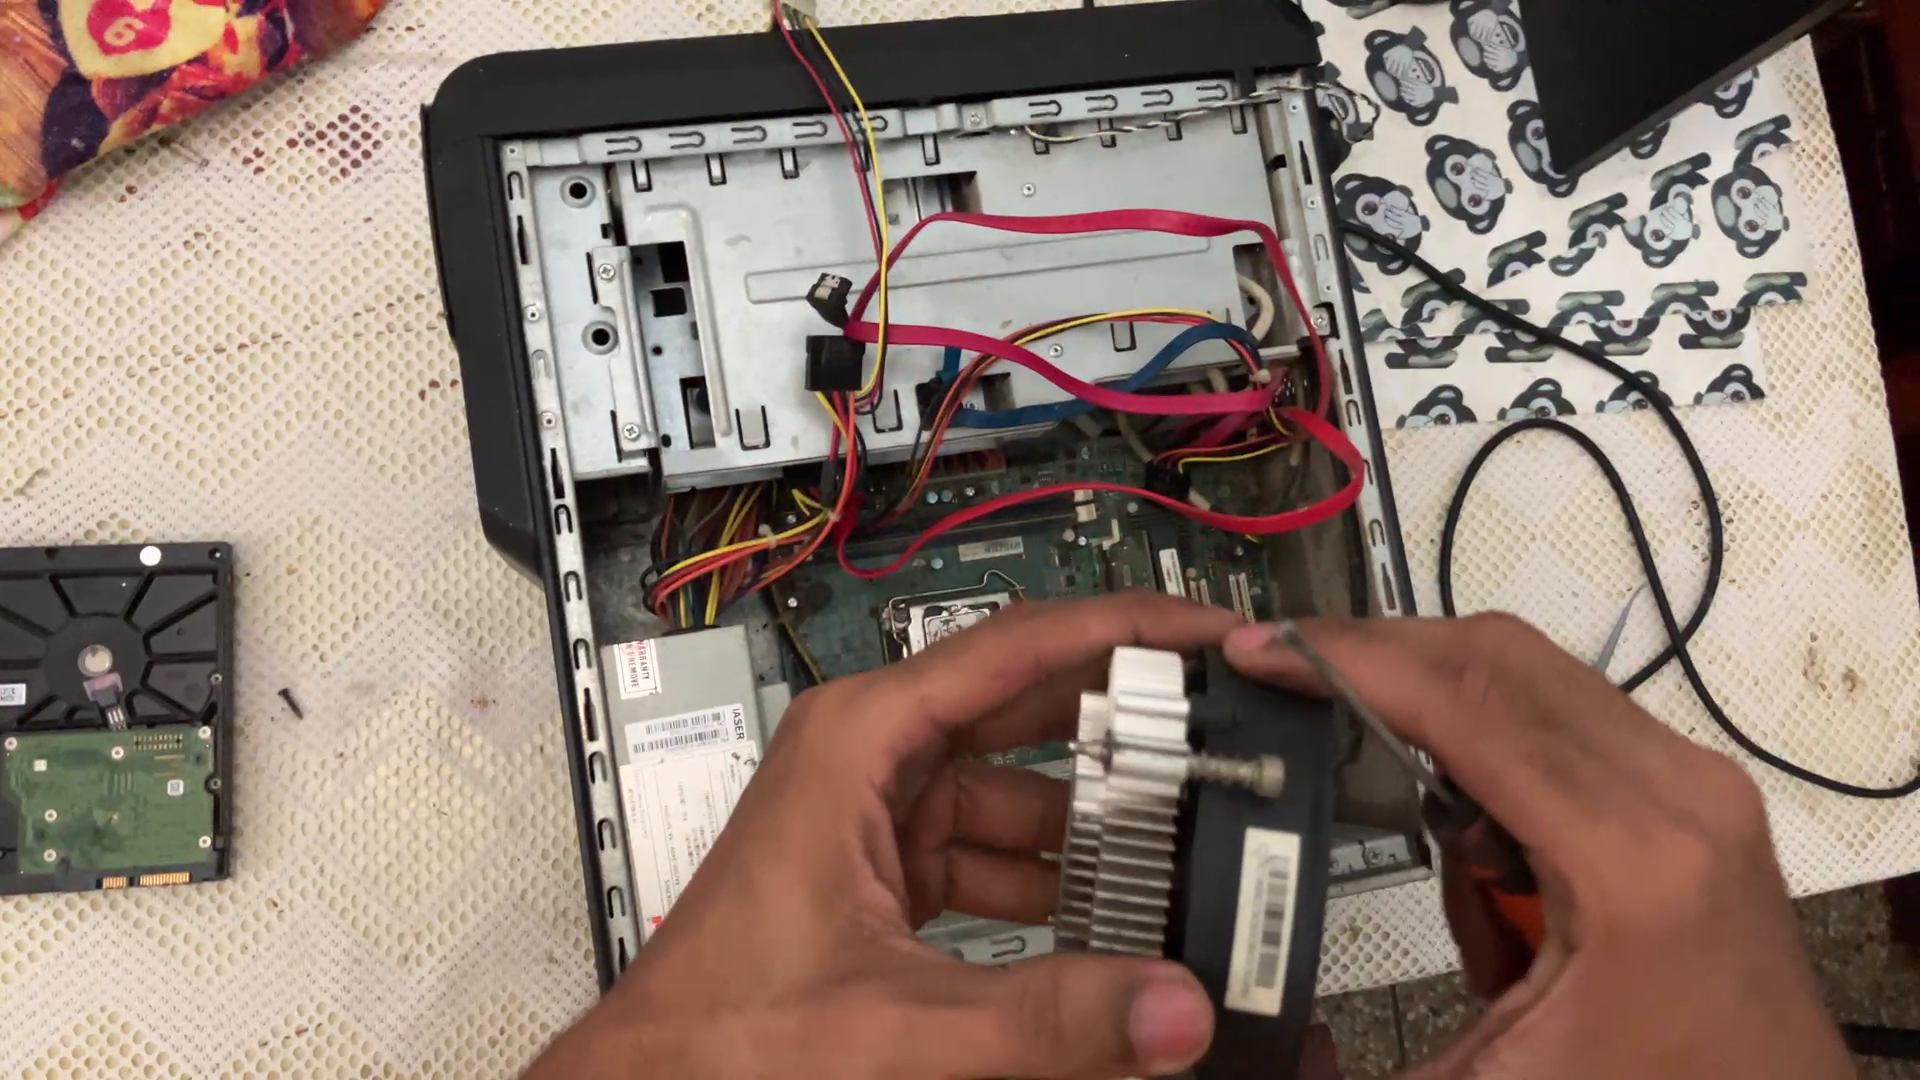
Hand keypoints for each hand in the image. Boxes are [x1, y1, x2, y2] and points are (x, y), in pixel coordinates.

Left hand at [527, 592, 1243, 1079]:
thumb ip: (1050, 1022)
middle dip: (1120, 712)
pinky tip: (1108, 904)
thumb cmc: (729, 1030)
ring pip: (1016, 780)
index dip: (1118, 628)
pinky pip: (993, 837)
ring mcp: (887, 796)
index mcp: (865, 734)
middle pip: (1023, 700)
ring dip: (1090, 813)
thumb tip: (1176, 1009)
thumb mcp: (900, 1027)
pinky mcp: (895, 848)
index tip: (1195, 627)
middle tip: (1210, 716)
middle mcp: (878, 745)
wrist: (653, 1078)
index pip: (1015, 648)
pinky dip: (1050, 868)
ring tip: (1179, 831)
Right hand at [1224, 615, 1852, 1079]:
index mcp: (1632, 859)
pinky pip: (1541, 692)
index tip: (1257, 649)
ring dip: (1409, 673)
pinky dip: (1460, 705)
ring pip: (1513, 660)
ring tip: (1336, 714)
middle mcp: (1673, 790)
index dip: (1344, 657)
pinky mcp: (1673, 773)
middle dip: (1363, 647)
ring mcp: (1683, 773)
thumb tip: (1245, 1027)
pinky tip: (1428, 773)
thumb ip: (1349, 1066)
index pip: (1460, 699)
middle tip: (1275, 666)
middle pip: (1484, 653)